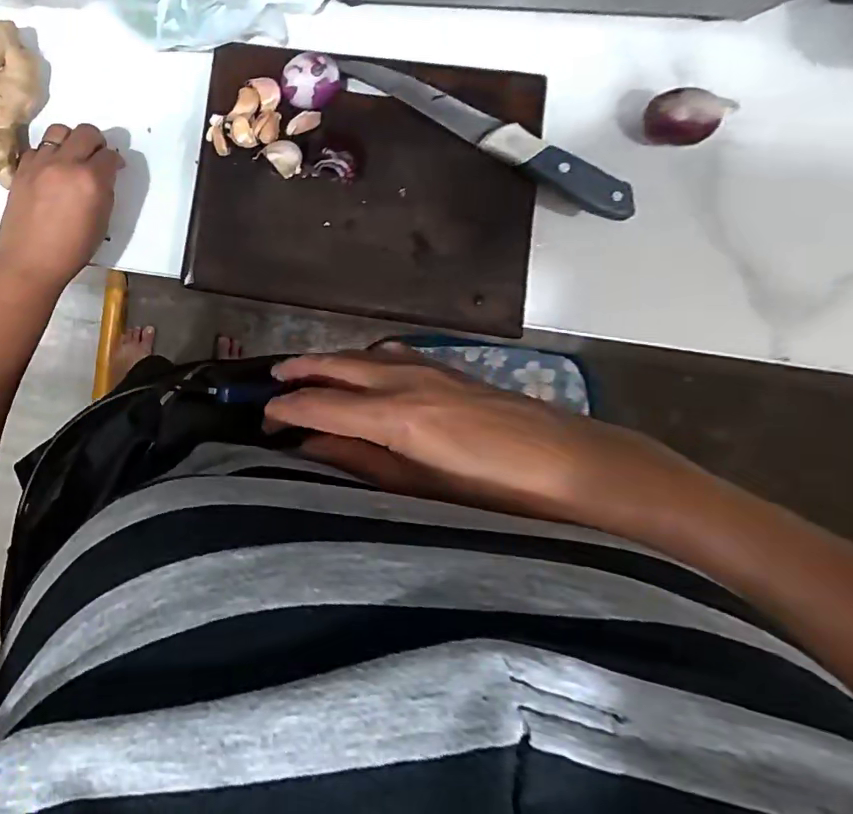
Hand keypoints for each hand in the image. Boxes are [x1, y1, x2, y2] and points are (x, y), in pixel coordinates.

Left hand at [0, 123, 124, 289]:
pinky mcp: (21, 170)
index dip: (115, 161)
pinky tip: (49, 169)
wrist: (29, 262)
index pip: (109, 155)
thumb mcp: (101, 222)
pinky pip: (37, 148)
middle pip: (86, 132)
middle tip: (95, 158)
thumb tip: (103, 176)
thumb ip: (105, 191)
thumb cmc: (71, 250)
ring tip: (70, 157)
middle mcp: (65, 164)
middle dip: (96, 142)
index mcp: (90, 179)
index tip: (115, 169)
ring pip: (58, 130)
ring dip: (69, 139)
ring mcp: (40, 164)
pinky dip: (47, 153)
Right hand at [264, 349, 708, 531]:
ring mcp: (432, 370)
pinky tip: (366, 372)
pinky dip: (362, 360)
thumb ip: (365, 463)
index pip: (321, 402)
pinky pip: (391, 355)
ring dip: (329, 361)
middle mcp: (406, 381)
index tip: (262, 418)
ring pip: (362, 355)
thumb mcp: (428, 492)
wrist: (590, 472)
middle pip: (336, 365)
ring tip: (306, 374)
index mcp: (396, 416)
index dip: (286, 408)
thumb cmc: (505, 497)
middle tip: (269, 385)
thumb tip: (314, 444)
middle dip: (298, 371)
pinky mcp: (453, 371)